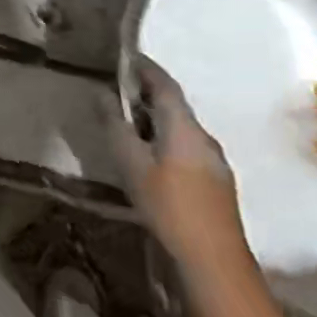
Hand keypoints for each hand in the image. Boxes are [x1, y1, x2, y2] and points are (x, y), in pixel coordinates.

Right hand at [111, 57, 252, 276]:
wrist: (214, 260)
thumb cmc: (168, 206)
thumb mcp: (131, 163)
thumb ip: (115, 125)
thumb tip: (102, 93)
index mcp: (186, 129)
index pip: (166, 86)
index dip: (146, 68)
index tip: (125, 55)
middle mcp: (205, 139)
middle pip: (175, 105)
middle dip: (146, 92)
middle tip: (115, 87)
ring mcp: (214, 161)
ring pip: (179, 127)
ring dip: (153, 116)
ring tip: (124, 119)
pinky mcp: (214, 181)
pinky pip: (185, 145)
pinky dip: (162, 136)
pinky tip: (145, 151)